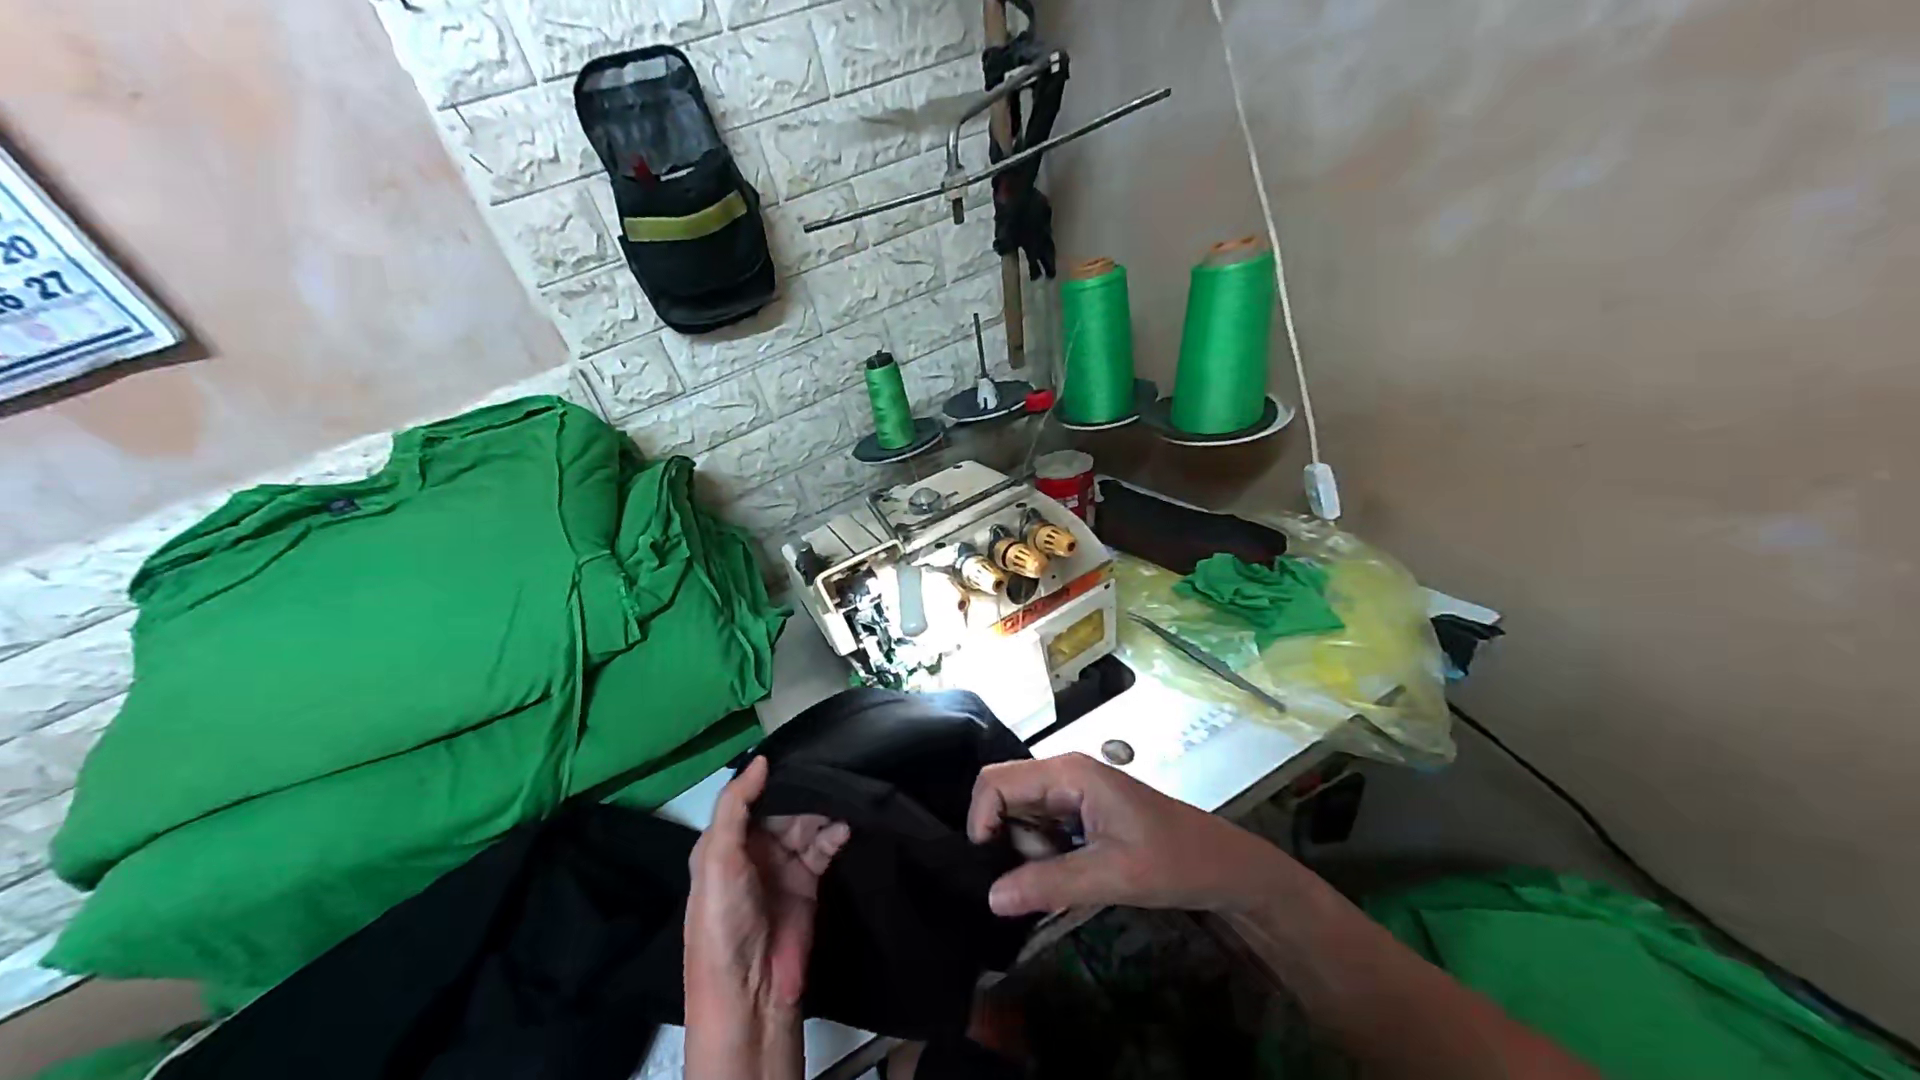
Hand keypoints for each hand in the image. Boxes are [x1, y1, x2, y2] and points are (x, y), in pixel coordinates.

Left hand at [685, 757, 850, 1079]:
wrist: (751, 987)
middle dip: (804, 795)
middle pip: (784, 808)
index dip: (770, 778)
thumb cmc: (724, 918)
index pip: (749, 798)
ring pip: (806, 824)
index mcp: (724, 841)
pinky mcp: (809, 881)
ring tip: (840, 806)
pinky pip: (824, 847)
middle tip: (829, 776)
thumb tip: (761, 759)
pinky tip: (843, 830)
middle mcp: (753, 848)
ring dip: (822, 814)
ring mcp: (783, 865)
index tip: (797, 751)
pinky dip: (835, 836)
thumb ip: (736, 805)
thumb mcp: (717, 858)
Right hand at [968, 752, 1304, 916]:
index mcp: (1068, 774)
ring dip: (1027, 852)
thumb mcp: (1112, 875)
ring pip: (1020, 816)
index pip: (996, 781)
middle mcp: (1063, 775)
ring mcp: (1071, 793)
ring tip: (1065, 877)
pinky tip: (1070, 875)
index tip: (990, 865)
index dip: (982, 819)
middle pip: (1004, 797)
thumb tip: (991, 897)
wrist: (1223, 867)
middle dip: (1008, 839)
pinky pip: (1040, 829)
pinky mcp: (1078, 812)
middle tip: (1036, 875)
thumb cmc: (1173, 860)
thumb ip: (1049, 883)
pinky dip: (1042, 855)